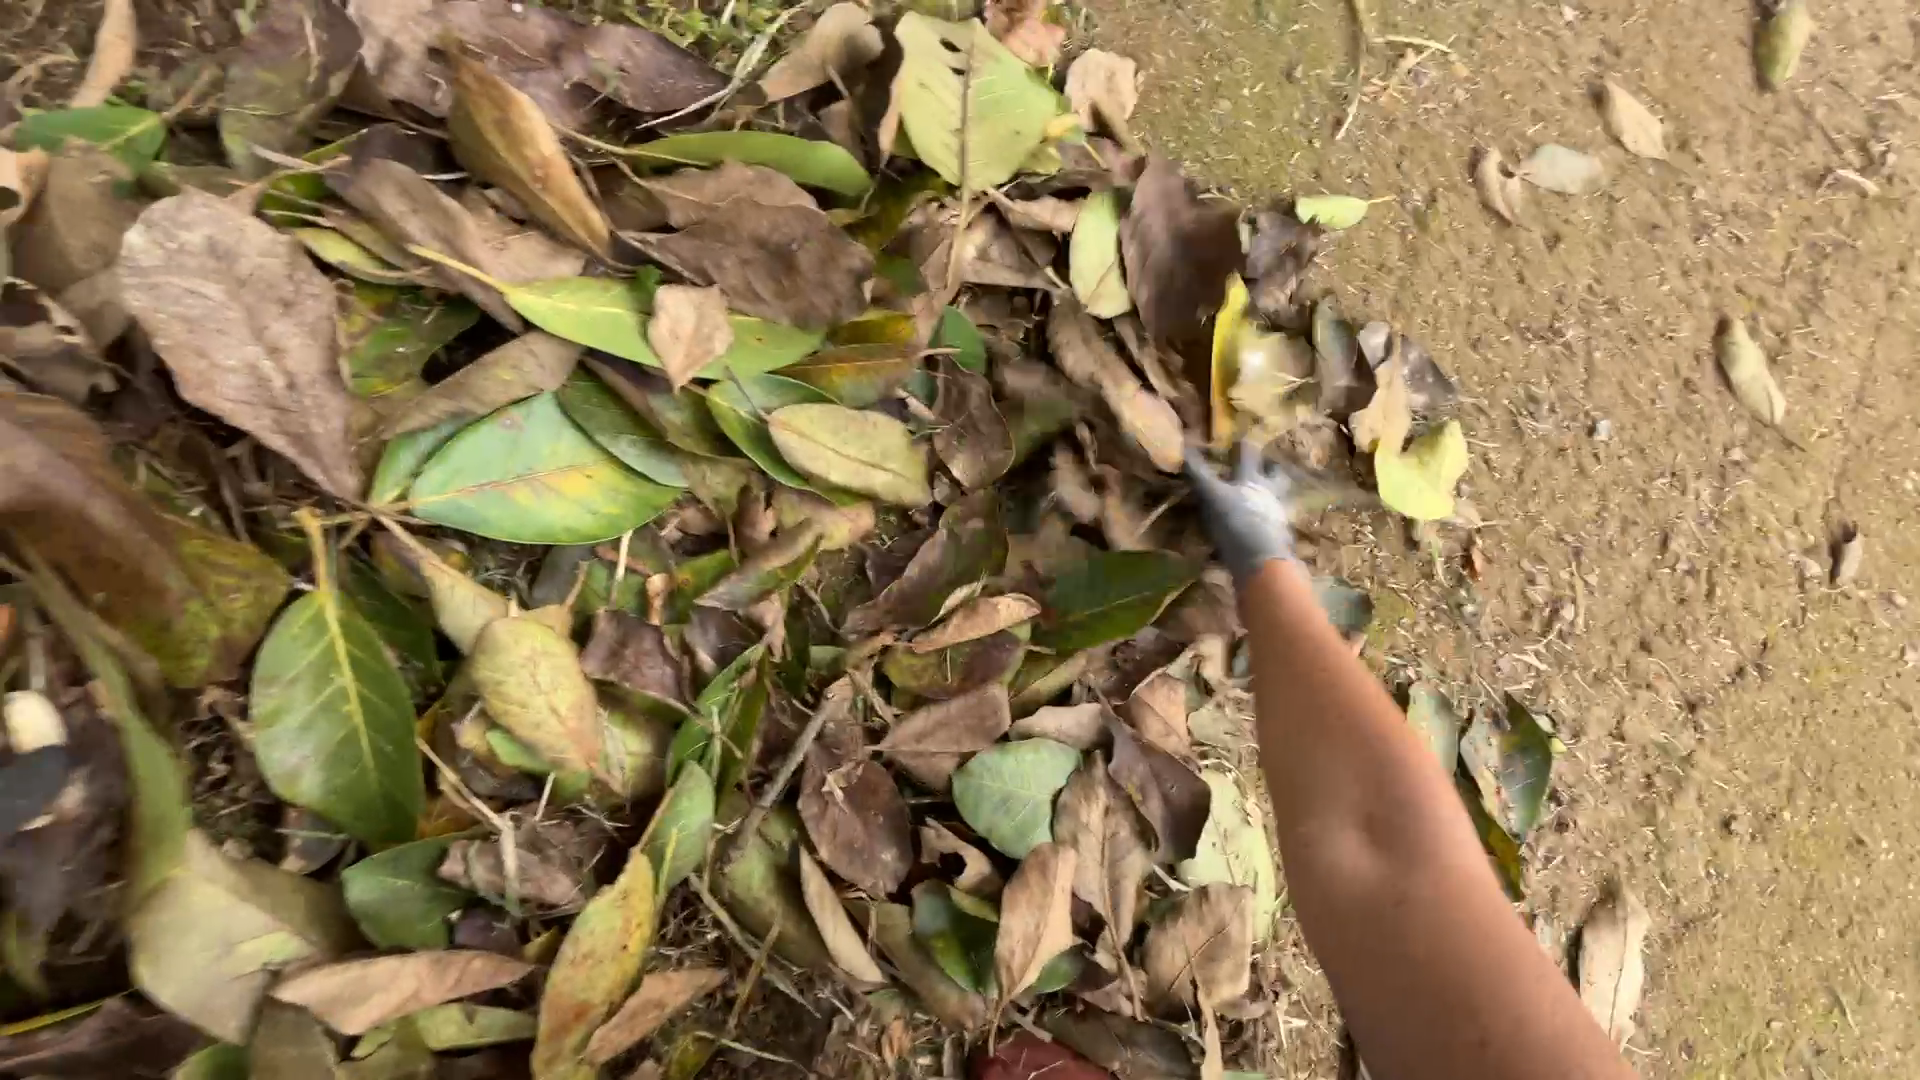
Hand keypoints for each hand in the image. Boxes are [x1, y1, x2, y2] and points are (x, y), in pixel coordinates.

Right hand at [1184, 441, 1296, 582]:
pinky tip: (1253, 531)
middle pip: (1276, 475)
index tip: (1237, 442)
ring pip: (1277, 499)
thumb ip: (1197, 473)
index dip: (1242, 447)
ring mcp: (1276, 516)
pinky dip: (1264, 524)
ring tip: (1255, 501)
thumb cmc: (1235, 521)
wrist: (1261, 561)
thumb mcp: (1211, 494)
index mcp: (1252, 479)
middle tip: (1263, 467)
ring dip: (1268, 497)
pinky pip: (1272, 525)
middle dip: (1270, 469)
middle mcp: (1269, 494)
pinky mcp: (1277, 538)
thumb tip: (1183, 446)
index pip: (1248, 455)